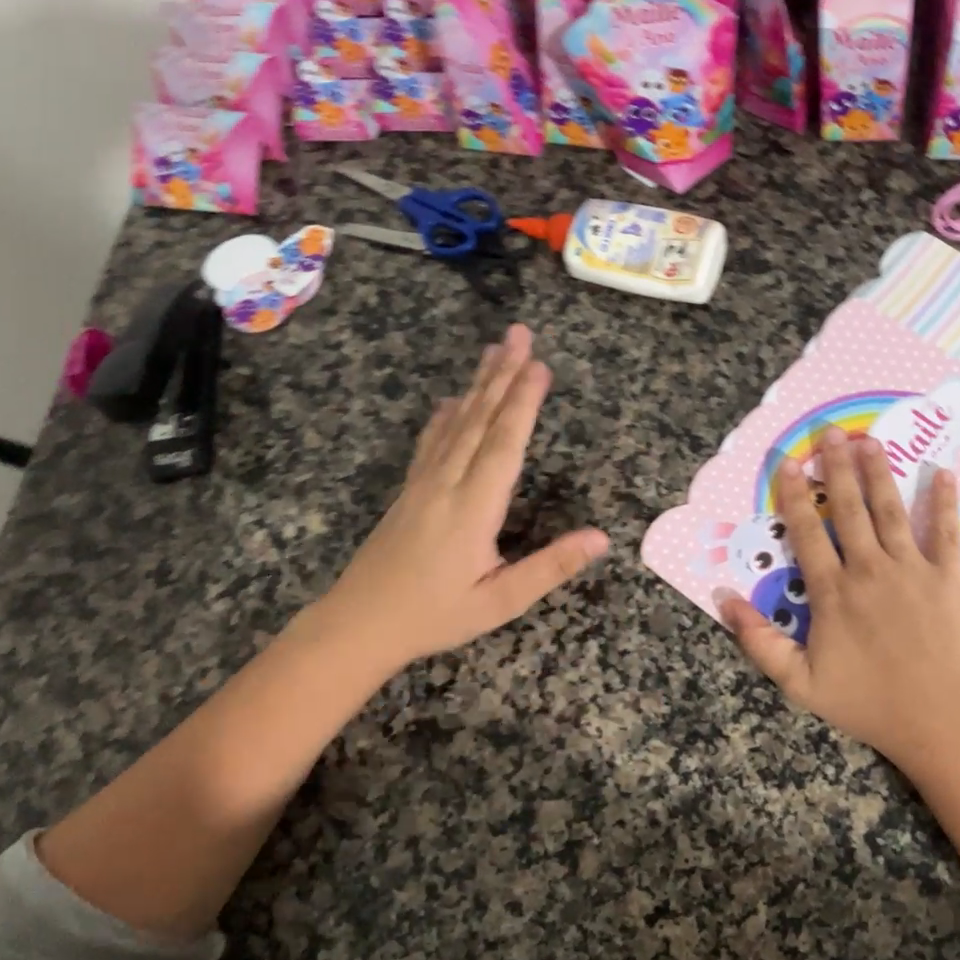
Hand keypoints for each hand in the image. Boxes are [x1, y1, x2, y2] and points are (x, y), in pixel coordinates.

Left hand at [311, 325, 608, 670]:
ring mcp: (423, 485)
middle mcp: (446, 485)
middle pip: (478, 421)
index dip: (523, 403)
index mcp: (472, 508)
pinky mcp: (410, 493)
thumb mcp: (500, 601)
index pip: (503, 445)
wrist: (357, 625)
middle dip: (502, 376)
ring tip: (494, 351)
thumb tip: (602, 538)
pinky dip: (445, 417)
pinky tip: (450, 401)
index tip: (540, 365)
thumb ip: (550, 567)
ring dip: (477, 386)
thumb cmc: (434, 616)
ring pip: (455, 425)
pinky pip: (432, 444)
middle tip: (520, 335)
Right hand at [720, 426, 959, 771]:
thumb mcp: (799, 682)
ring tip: (869, 440)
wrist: (936, 719)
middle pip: (849, 509)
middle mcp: (869, 569)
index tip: (790, 463)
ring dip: (879, 473)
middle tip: (830, 432)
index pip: (807, 533)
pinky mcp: (948, 576)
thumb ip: (758, 640)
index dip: (795, 497)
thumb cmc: (866, 702)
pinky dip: (943, 501)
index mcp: (833, 592)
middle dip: (838, 468)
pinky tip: (943, 472)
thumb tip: (723, 597)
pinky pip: (946, 531)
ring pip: (891, 510)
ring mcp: (911, 569)